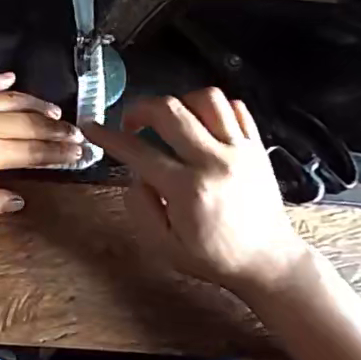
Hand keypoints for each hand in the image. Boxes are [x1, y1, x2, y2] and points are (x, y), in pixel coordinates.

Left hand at [0, 72, 84, 226]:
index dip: (59, 155)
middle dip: (57, 131)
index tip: (81, 155)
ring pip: (9, 100)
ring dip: (36, 106)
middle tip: (80, 134)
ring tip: (56, 113)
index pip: (32, 153)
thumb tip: (18, 199)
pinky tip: (12, 80)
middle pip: (28, 125)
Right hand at [83, 88, 312, 297]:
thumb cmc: (211, 256)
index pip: (138, 151)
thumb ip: (140, 207)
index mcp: (187, 188)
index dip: (108, 136)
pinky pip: (235, 108)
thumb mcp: (163, 245)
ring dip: (179, 103)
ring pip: (206, 99)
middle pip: (171, 110)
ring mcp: (240, 149)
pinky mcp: (257, 146)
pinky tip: (200, 125)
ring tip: (169, 122)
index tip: (92, 127)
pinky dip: (212, 109)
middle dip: (140, 109)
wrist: (267, 260)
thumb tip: (136, 175)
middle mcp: (214, 160)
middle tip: (132, 124)